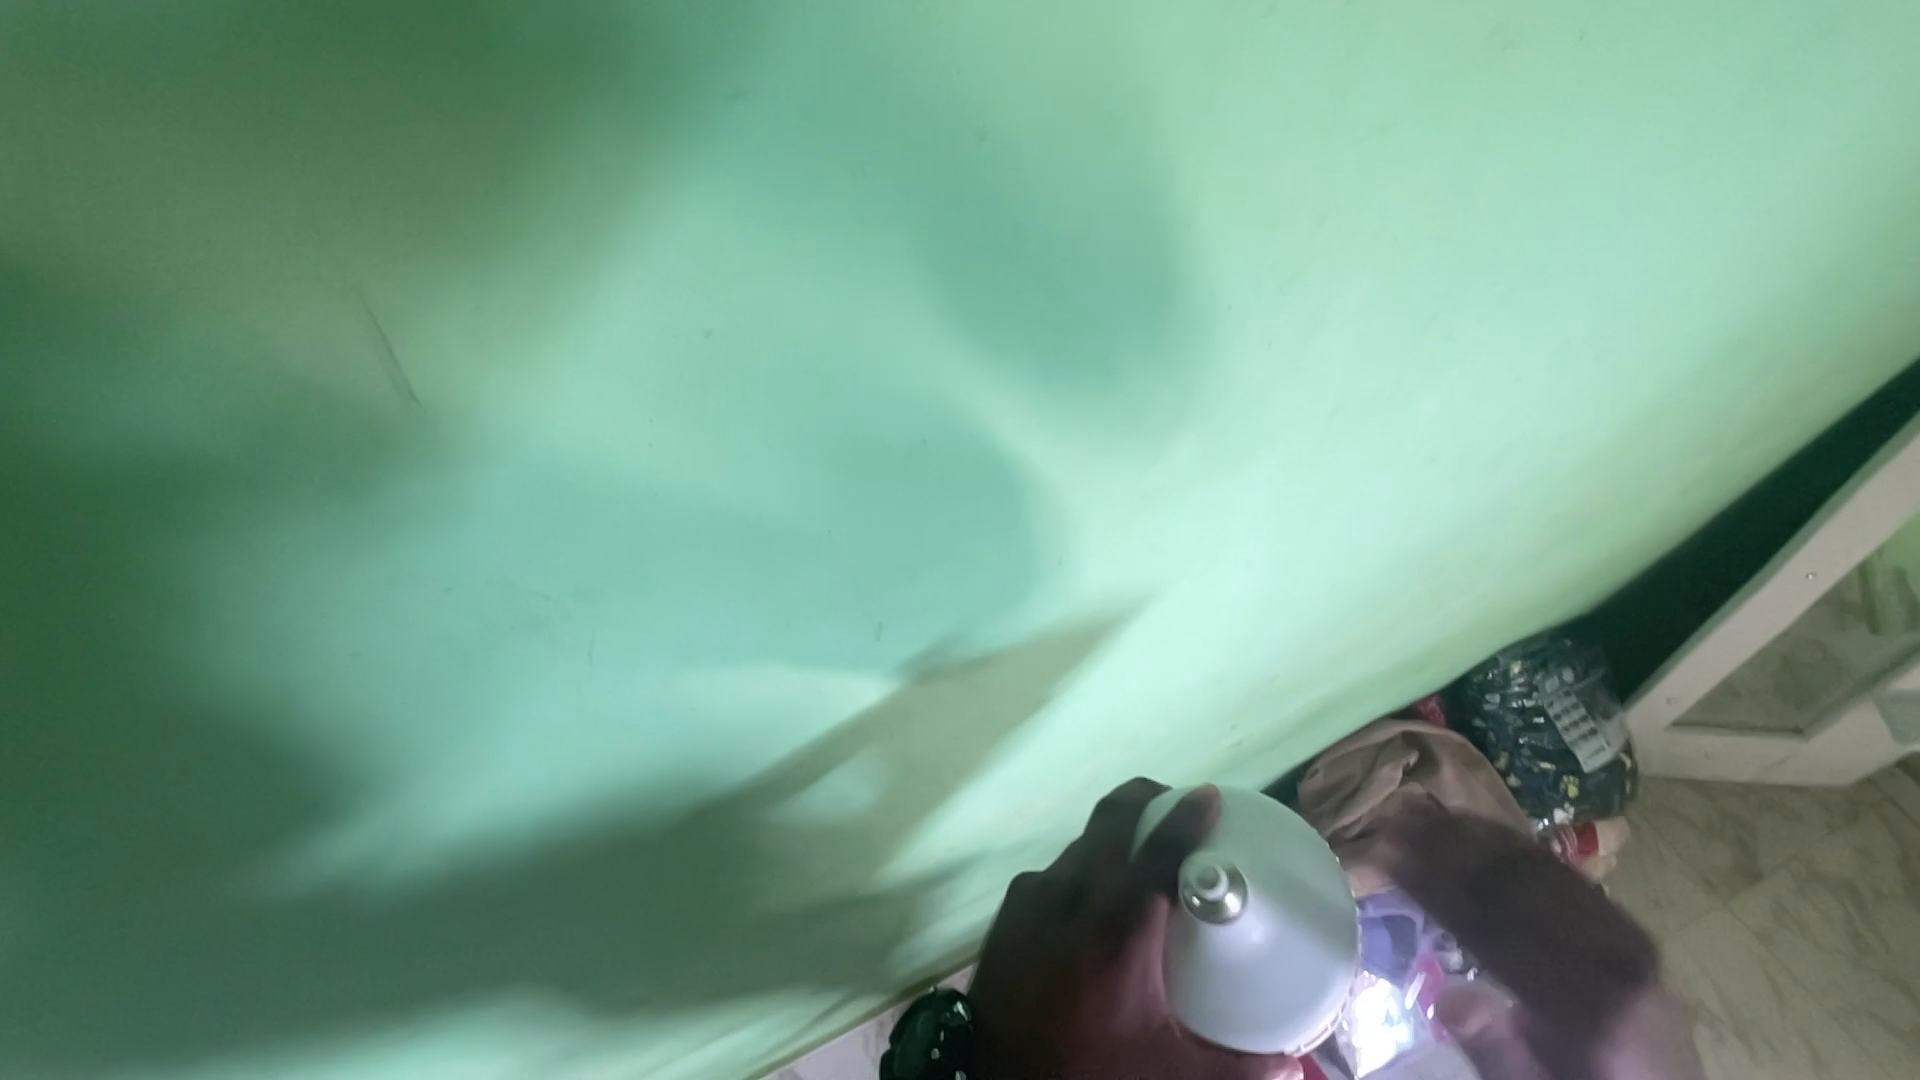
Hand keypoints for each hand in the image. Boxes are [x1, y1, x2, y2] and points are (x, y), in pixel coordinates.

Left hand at [967, 778, 1301, 1079]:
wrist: (994, 1074)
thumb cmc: (1087, 1068)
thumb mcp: (1169, 1073)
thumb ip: (1239, 1067)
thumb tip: (1293, 1066)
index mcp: (1120, 924)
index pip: (1161, 850)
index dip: (1189, 816)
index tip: (1208, 795)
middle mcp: (1076, 891)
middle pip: (1113, 817)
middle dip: (1145, 797)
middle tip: (1173, 802)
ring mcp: (1037, 892)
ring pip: (1083, 842)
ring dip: (1113, 837)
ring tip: (1138, 857)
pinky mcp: (1012, 904)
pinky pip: (1056, 869)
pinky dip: (1082, 868)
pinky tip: (1091, 900)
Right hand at [1382, 801, 1703, 1079]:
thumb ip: (1497, 1050)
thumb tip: (1447, 997)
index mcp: (1590, 1009)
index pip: (1494, 932)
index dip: (1436, 888)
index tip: (1387, 856)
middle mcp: (1614, 963)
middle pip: (1516, 890)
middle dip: (1448, 850)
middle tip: (1396, 820)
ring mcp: (1626, 940)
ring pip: (1540, 873)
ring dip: (1475, 838)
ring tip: (1423, 811)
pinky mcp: (1625, 928)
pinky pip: (1563, 875)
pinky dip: (1515, 848)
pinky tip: (1477, 826)